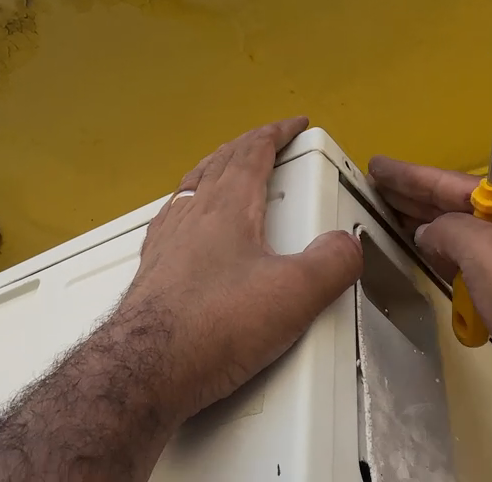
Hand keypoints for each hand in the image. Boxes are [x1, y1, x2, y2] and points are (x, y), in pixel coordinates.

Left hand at [118, 116, 363, 421]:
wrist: (145, 367)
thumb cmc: (215, 324)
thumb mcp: (294, 294)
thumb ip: (332, 263)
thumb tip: (347, 244)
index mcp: (229, 204)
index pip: (255, 150)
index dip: (278, 132)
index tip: (296, 124)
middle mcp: (194, 210)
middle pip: (222, 160)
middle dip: (248, 144)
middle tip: (267, 140)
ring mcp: (168, 237)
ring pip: (193, 182)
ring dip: (216, 166)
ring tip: (228, 166)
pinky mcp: (153, 266)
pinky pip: (173, 214)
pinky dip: (190, 201)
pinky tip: (189, 218)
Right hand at [368, 156, 491, 479]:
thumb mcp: (485, 251)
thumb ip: (447, 230)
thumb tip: (428, 232)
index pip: (453, 182)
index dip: (412, 175)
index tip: (377, 166)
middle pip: (458, 209)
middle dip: (418, 201)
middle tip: (376, 191)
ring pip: (465, 245)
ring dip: (431, 236)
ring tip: (393, 225)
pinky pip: (475, 278)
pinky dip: (450, 273)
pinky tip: (429, 270)